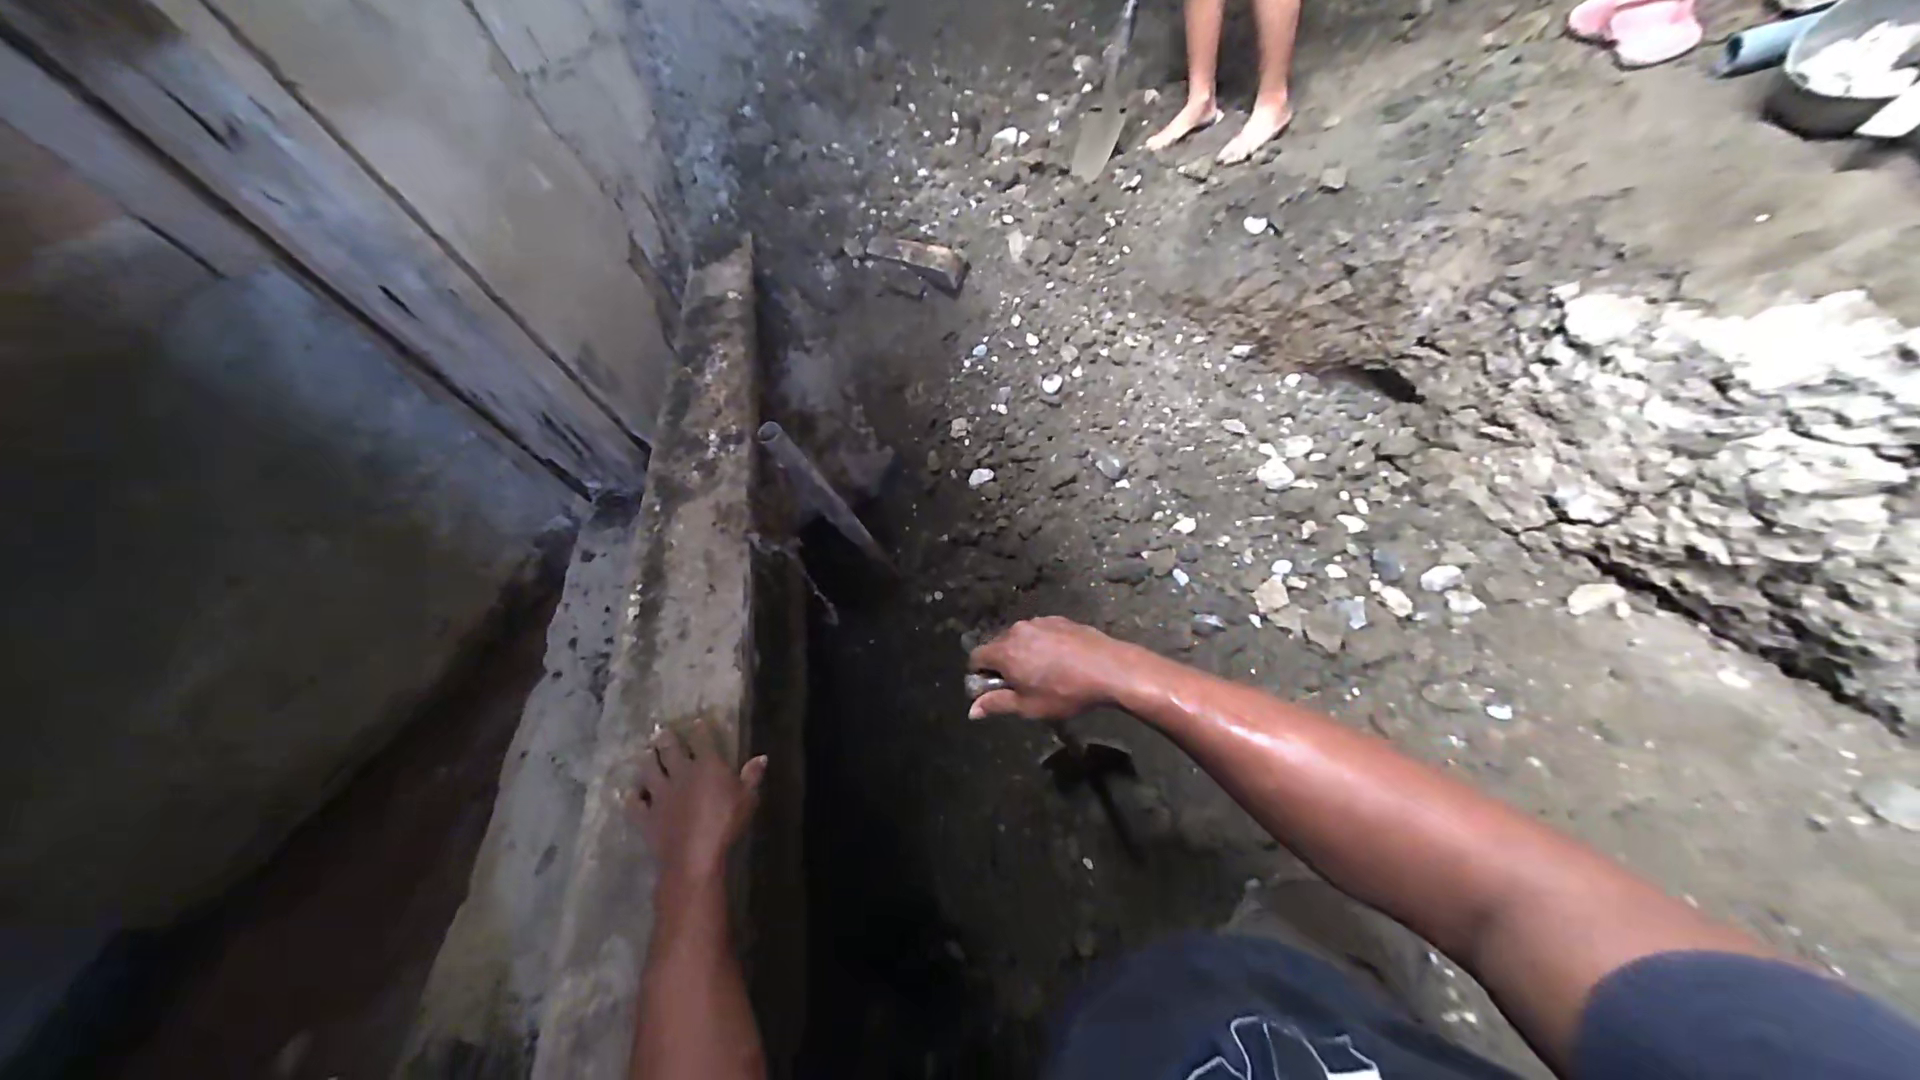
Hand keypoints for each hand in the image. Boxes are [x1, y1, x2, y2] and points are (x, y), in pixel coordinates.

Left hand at [635, 721, 766, 889]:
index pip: (702, 740)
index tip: (696, 722)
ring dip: (647, 761)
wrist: (694, 854)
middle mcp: (680, 774)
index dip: (699, 730)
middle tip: (660, 731)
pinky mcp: (646, 816)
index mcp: (707, 765)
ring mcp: (660, 795)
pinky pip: (634, 804)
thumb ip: (752, 776)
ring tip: (645, 753)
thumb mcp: (748, 798)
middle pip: (670, 751)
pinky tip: (630, 793)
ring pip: (649, 772)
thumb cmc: (726, 822)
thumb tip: (761, 757)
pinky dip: (632, 797)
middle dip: (665, 740)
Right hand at [967, 617, 1155, 719]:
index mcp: (1004, 650)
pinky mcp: (1059, 619)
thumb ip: (997, 705)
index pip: (976, 657)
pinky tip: (1060, 661)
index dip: (979, 675)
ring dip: (1022, 653)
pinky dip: (1041, 645)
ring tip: (1043, 673)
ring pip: (1019, 638)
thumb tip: (972, 710)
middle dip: (1001, 664)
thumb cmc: (1065, 692)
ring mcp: (1039, 621)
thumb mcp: (1028, 707)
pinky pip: (1039, 632)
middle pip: (996, 645)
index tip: (993, 689)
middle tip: (1020, 685)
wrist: (1110, 669)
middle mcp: (1017, 630)